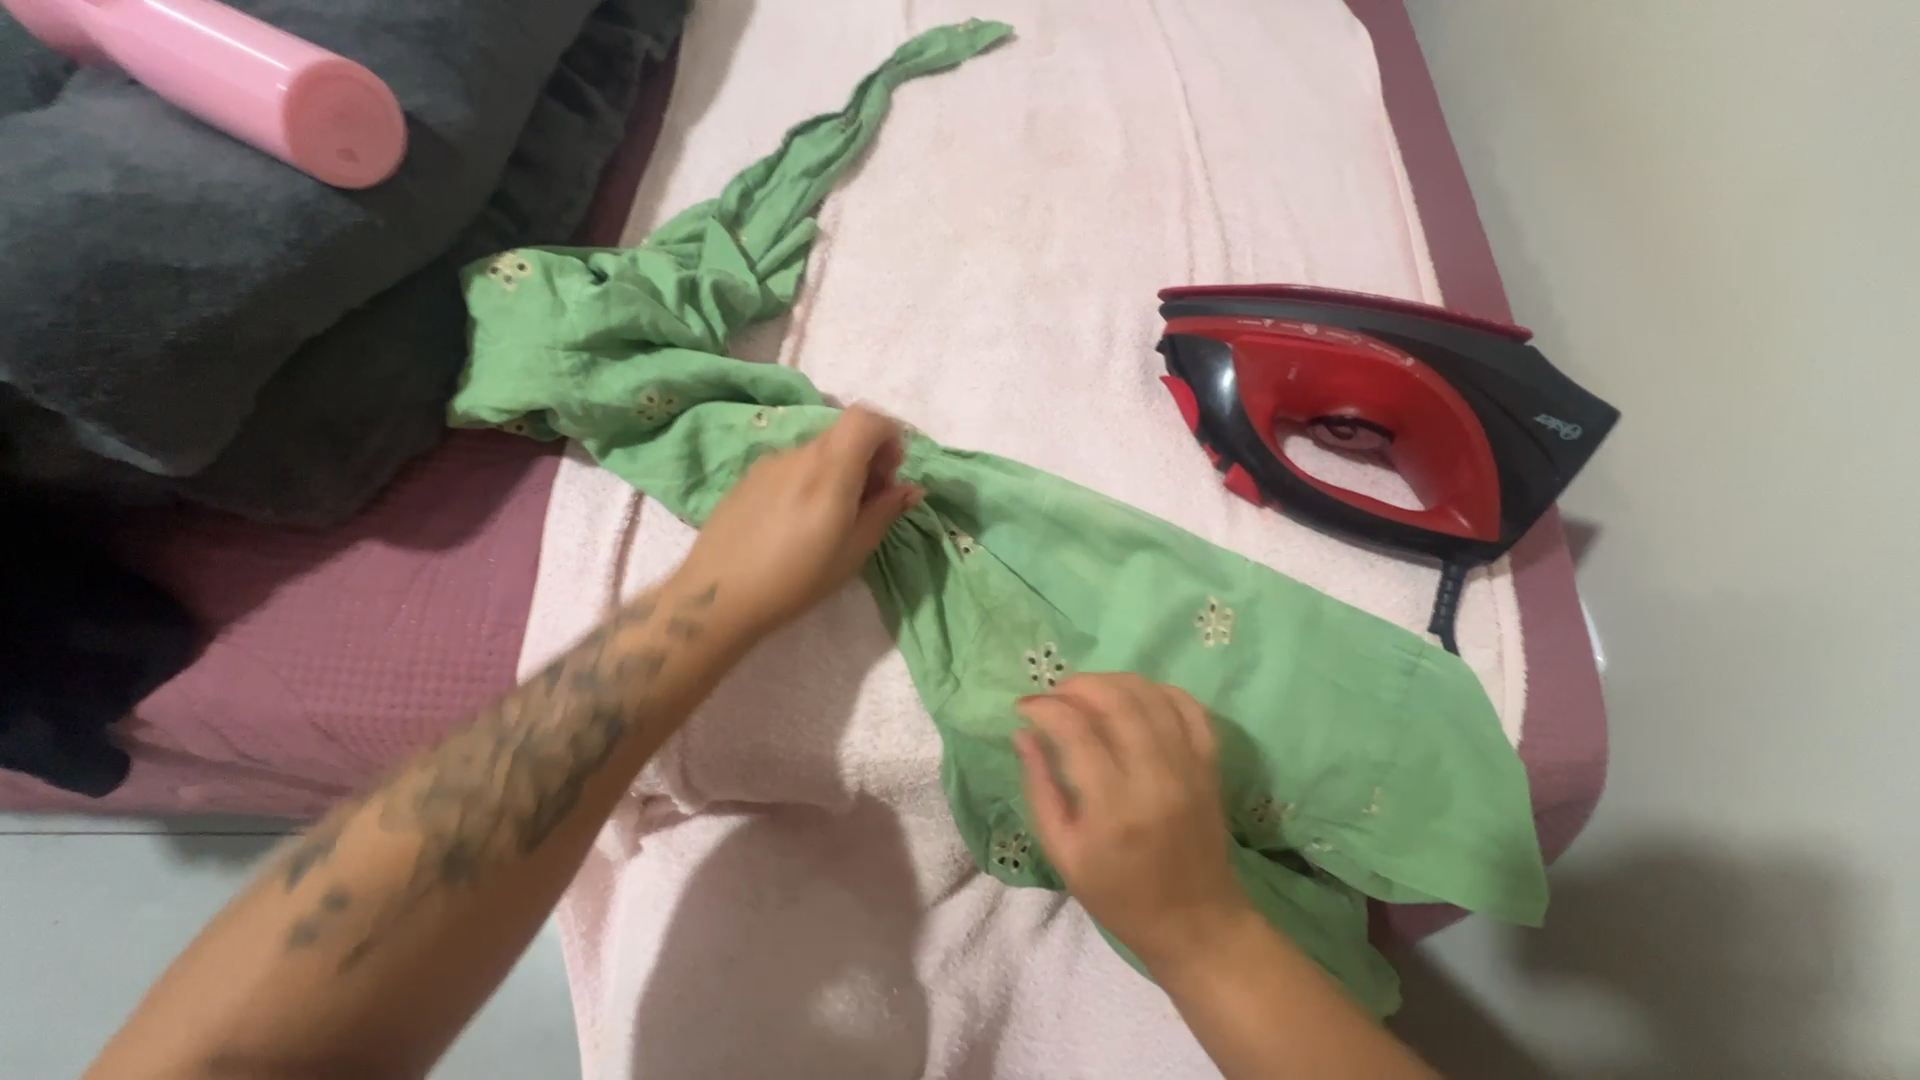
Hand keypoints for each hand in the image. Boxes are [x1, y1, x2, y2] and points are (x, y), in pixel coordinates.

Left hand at [679, 405, 921, 639]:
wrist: (719, 597)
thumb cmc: (797, 579)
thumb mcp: (854, 551)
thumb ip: (884, 511)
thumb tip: (910, 488)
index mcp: (831, 468)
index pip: (867, 418)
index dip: (889, 437)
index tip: (891, 475)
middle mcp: (799, 454)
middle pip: (843, 434)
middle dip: (867, 459)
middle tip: (868, 503)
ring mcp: (769, 464)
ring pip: (817, 452)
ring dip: (837, 472)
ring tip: (830, 520)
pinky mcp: (748, 479)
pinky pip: (791, 468)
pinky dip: (809, 481)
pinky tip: (795, 524)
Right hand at [1014, 674, 1252, 970]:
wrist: (1195, 923)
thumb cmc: (1119, 895)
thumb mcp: (1063, 853)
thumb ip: (1040, 788)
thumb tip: (1023, 734)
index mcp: (1113, 807)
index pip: (1076, 731)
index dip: (1045, 708)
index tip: (1025, 707)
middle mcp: (1155, 778)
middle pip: (1117, 701)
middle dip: (1077, 685)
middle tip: (1055, 695)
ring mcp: (1189, 767)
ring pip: (1151, 696)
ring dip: (1112, 682)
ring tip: (1087, 693)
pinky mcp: (1209, 766)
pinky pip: (1189, 708)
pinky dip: (1158, 691)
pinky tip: (1133, 698)